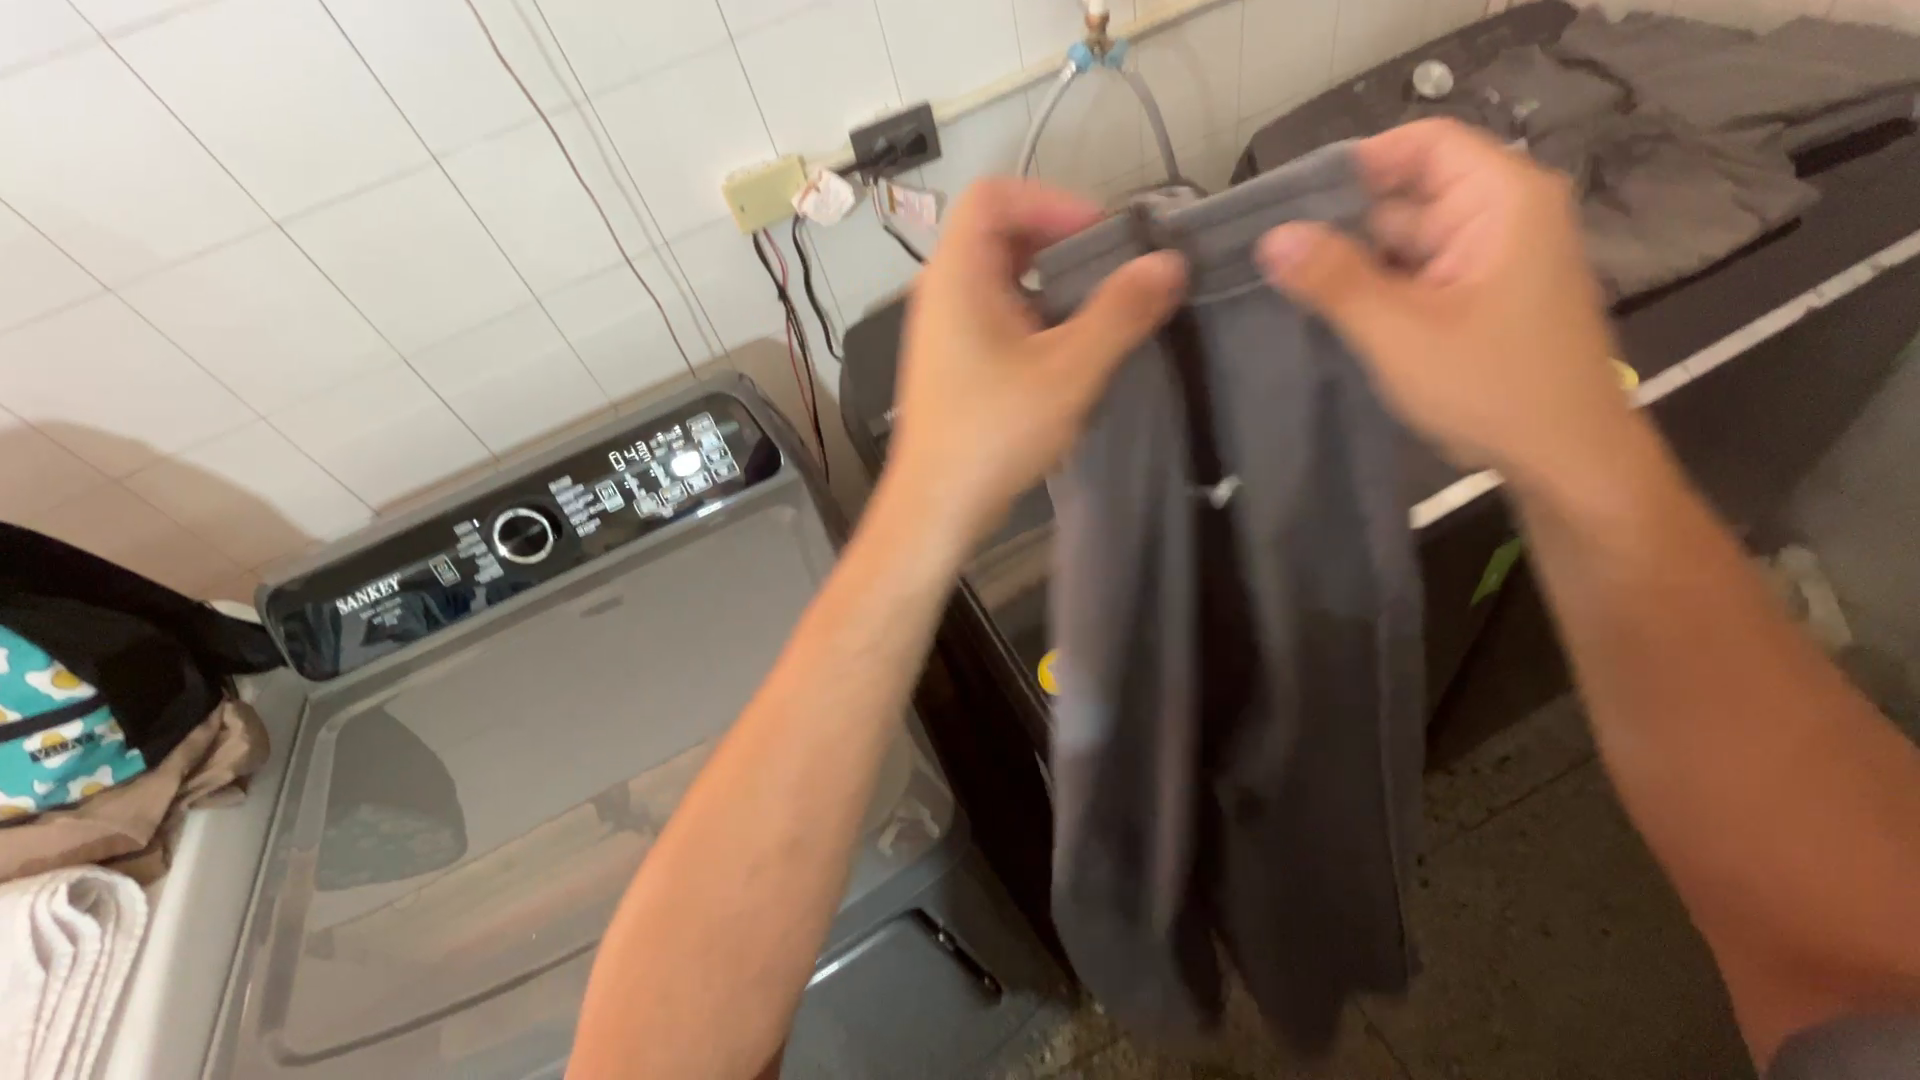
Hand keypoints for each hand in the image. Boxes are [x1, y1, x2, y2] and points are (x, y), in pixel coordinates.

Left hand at [885, 178, 1185, 546]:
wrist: (936, 507)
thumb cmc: (993, 433)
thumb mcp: (1068, 371)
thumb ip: (1121, 312)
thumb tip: (1169, 263)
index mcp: (957, 274)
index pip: (994, 195)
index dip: (1051, 201)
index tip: (1100, 238)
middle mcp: (943, 292)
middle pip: (1001, 234)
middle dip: (1062, 244)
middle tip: (1113, 274)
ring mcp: (945, 329)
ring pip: (1003, 280)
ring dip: (1054, 287)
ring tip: (1101, 315)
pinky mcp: (955, 363)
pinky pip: (999, 317)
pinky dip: (1037, 319)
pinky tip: (1072, 355)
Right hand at [1257, 119, 1638, 492]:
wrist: (1565, 459)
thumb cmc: (1491, 387)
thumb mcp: (1399, 332)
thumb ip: (1334, 280)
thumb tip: (1271, 238)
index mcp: (1501, 199)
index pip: (1420, 144)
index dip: (1354, 165)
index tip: (1290, 204)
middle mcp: (1502, 215)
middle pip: (1408, 194)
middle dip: (1343, 224)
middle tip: (1273, 256)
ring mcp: (1492, 258)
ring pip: (1407, 240)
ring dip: (1354, 264)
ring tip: (1287, 286)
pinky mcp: (1481, 296)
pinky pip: (1418, 274)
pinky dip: (1377, 290)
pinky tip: (1331, 313)